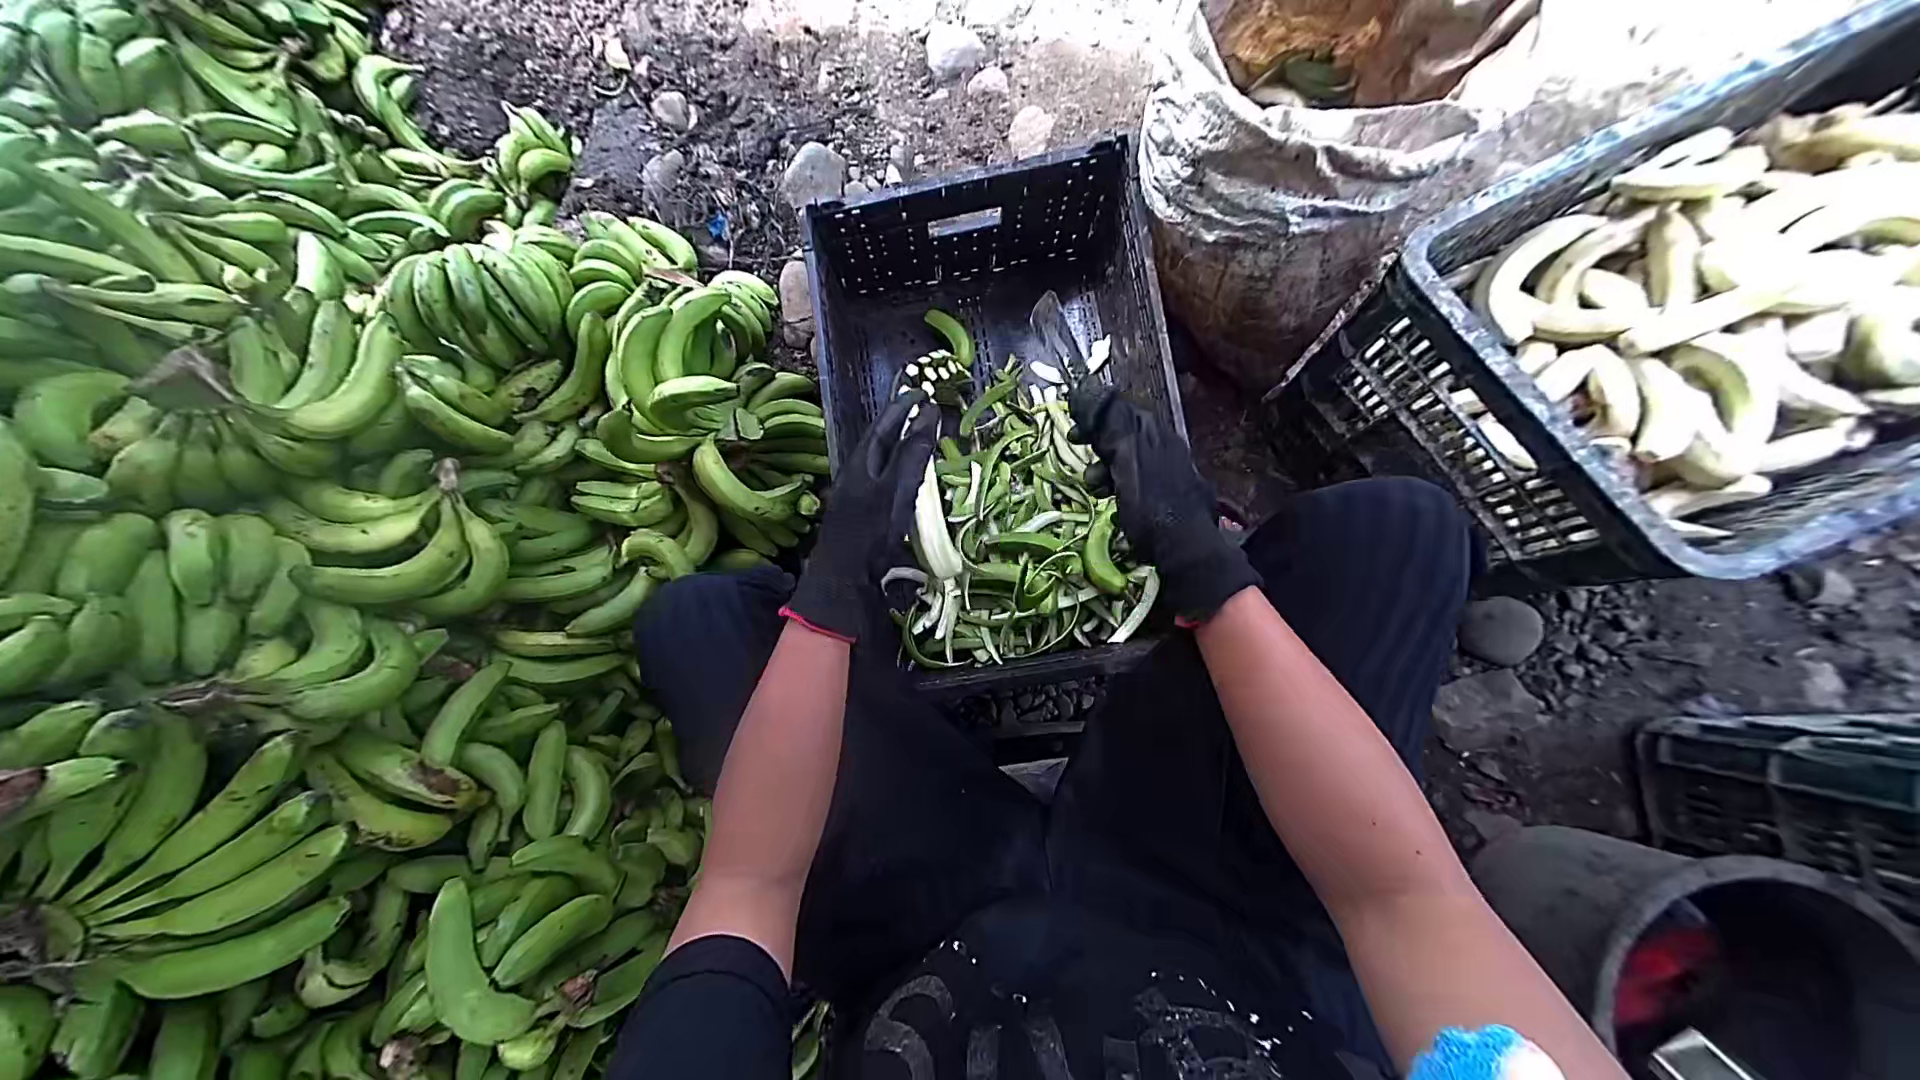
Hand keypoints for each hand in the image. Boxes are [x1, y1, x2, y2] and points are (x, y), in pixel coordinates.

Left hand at [783, 392, 937, 640]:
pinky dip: (897, 469)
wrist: (844, 576)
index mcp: (862, 462)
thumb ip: (913, 454)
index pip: (884, 425)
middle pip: (879, 440)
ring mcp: (856, 493)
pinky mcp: (861, 512)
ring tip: (917, 438)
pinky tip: (905, 479)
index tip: (921, 394)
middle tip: (920, 411)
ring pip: (879, 460)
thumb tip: (928, 415)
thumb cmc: (871, 531)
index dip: (902, 407)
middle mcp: (856, 473)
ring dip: (898, 446)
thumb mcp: (897, 489)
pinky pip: (882, 479)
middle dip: (899, 423)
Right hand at [1069, 384, 1258, 622]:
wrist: (1185, 549)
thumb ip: (1111, 425)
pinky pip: (1140, 480)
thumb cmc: (1150, 507)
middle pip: (1124, 434)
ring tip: (1094, 487)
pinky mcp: (1174, 493)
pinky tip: (1114, 503)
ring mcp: (1172, 470)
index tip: (1073, 434)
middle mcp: (1166, 446)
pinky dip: (1121, 486)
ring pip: (1129, 459)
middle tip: (1081, 457)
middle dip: (1098, 445)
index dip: (1093, 417)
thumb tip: (1090, 391)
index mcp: (1154, 434)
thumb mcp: (1126, 460)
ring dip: (1106, 469)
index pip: (1119, 410)